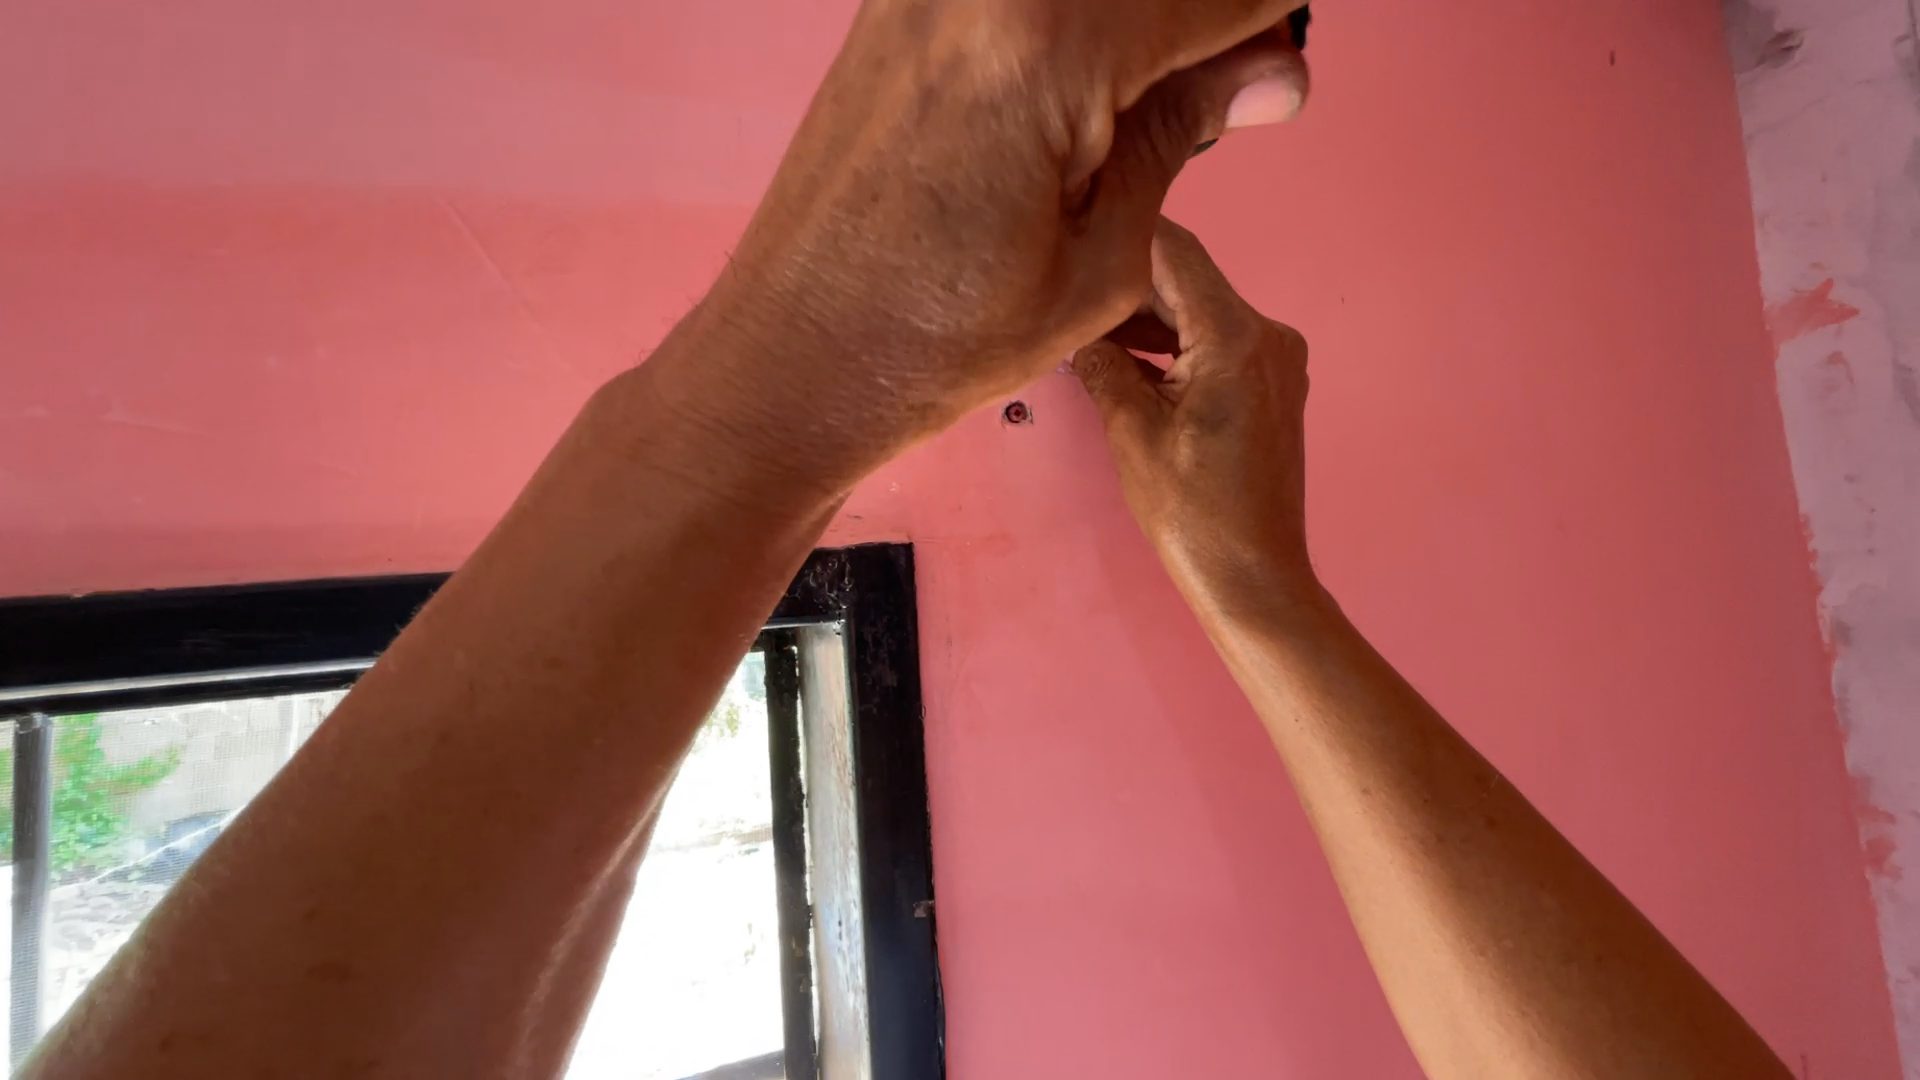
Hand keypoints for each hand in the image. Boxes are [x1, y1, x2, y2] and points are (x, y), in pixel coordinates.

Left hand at [666, 0, 1309, 484]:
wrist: (801, 361)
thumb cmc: (935, 342)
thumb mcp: (1094, 265)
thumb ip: (1177, 140)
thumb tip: (1264, 75)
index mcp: (1045, 39)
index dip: (1260, 28)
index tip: (1274, 73)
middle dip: (1196, 24)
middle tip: (1214, 95)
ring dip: (1125, 35)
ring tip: (1130, 120)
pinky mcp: (893, 17)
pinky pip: (1013, 4)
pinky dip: (1063, 36)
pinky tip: (1068, 101)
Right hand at [1073, 217, 1318, 621]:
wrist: (1251, 575)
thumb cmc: (1190, 510)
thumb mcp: (1133, 434)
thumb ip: (1104, 366)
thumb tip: (1076, 331)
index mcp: (1235, 336)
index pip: (1176, 253)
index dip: (1126, 234)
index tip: (1080, 229)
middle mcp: (1267, 334)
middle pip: (1190, 283)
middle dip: (1129, 287)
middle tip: (1070, 293)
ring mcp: (1274, 361)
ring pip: (1201, 315)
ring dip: (1148, 321)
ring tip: (1088, 332)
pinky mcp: (1270, 386)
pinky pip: (1215, 346)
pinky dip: (1174, 348)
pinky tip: (1129, 359)